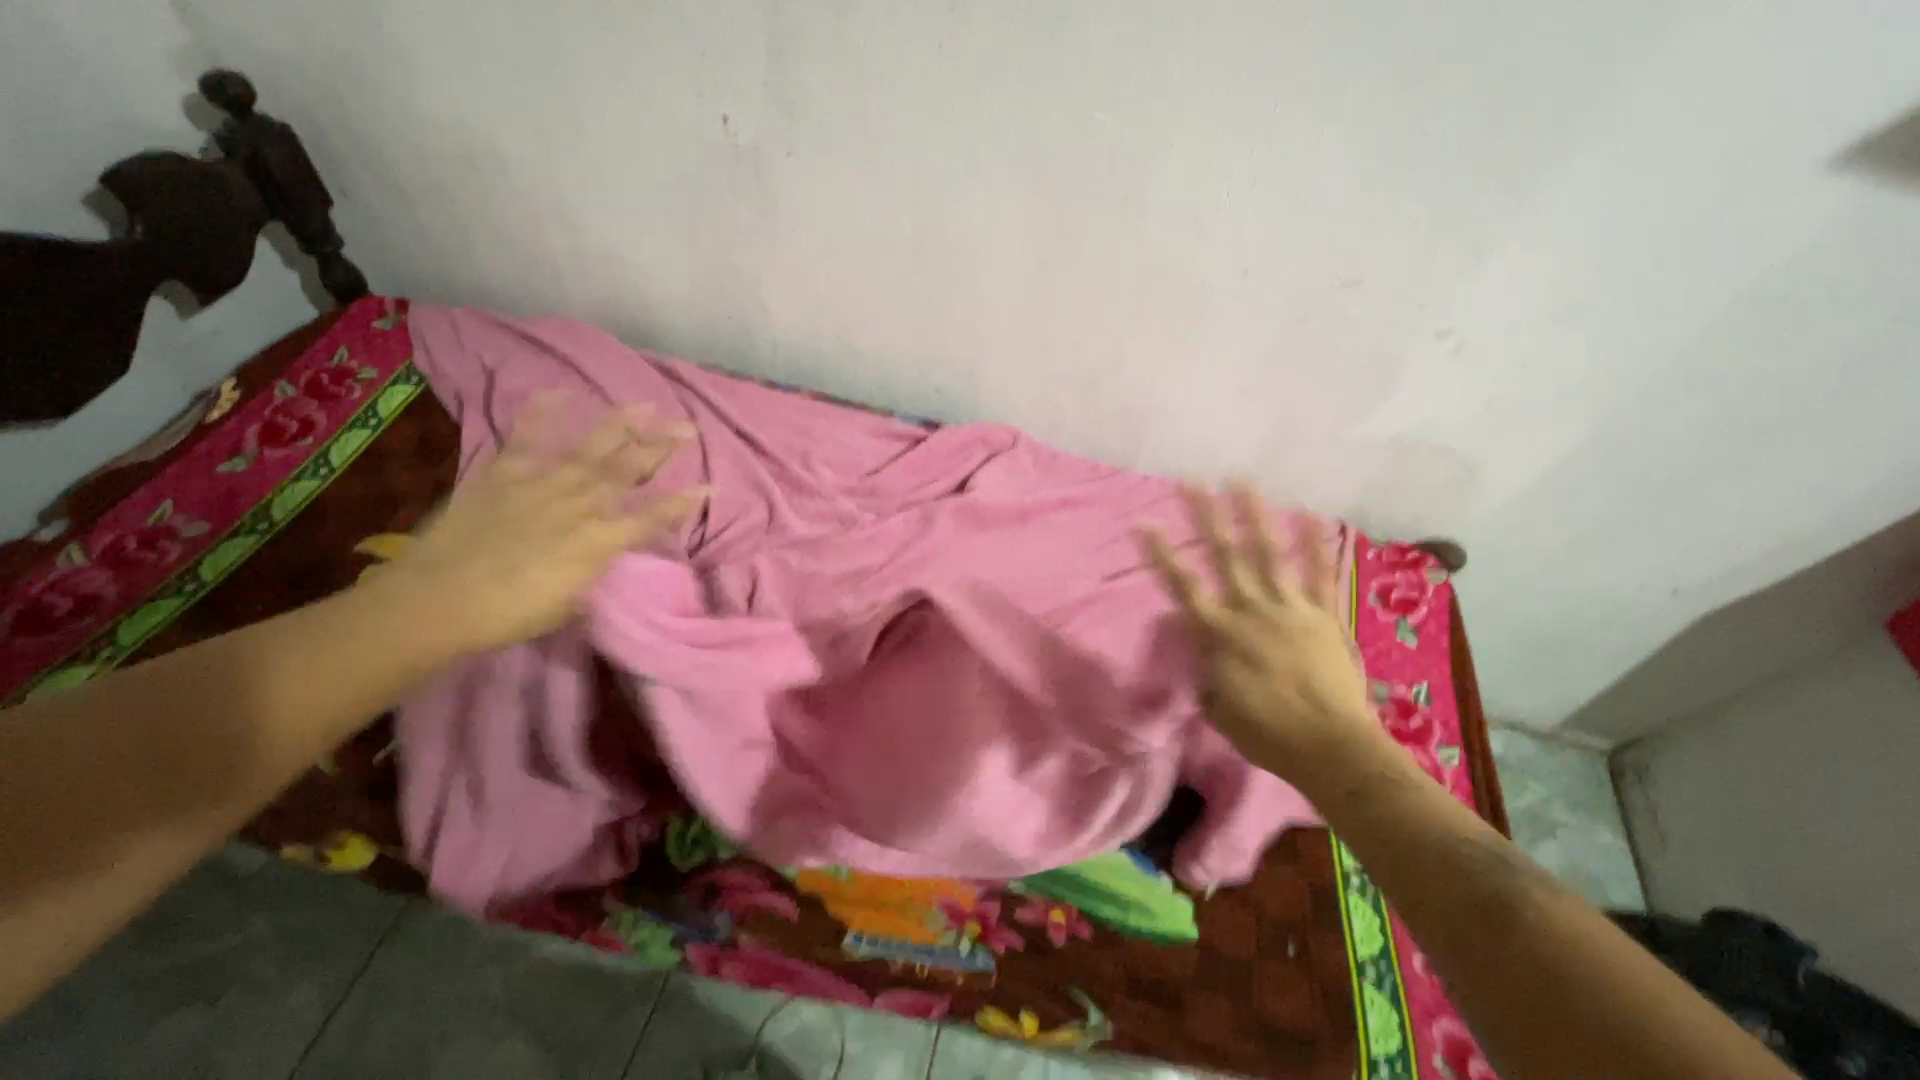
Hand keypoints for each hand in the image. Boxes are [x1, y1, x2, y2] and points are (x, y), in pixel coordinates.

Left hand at [372, 396, 707, 653]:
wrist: (441, 599)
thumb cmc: (510, 615)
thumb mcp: (568, 605)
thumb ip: (592, 576)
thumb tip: (604, 562)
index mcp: (600, 540)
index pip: (653, 516)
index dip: (685, 502)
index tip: (711, 486)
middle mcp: (580, 503)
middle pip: (630, 467)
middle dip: (663, 445)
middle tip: (688, 427)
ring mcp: (542, 481)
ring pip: (591, 445)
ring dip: (622, 422)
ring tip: (647, 405)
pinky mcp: (504, 472)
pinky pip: (527, 435)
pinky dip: (543, 411)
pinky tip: (562, 393)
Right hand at [1140, 484, 1383, 777]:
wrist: (1328, 746)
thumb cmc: (1266, 734)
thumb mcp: (1218, 706)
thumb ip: (1206, 669)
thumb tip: (1199, 645)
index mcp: (1219, 634)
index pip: (1183, 585)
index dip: (1161, 553)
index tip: (1144, 522)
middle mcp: (1250, 611)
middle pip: (1224, 555)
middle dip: (1206, 515)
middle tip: (1192, 480)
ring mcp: (1290, 608)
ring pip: (1268, 552)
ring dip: (1254, 514)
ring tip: (1242, 480)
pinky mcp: (1324, 615)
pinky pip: (1320, 573)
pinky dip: (1315, 543)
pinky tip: (1309, 512)